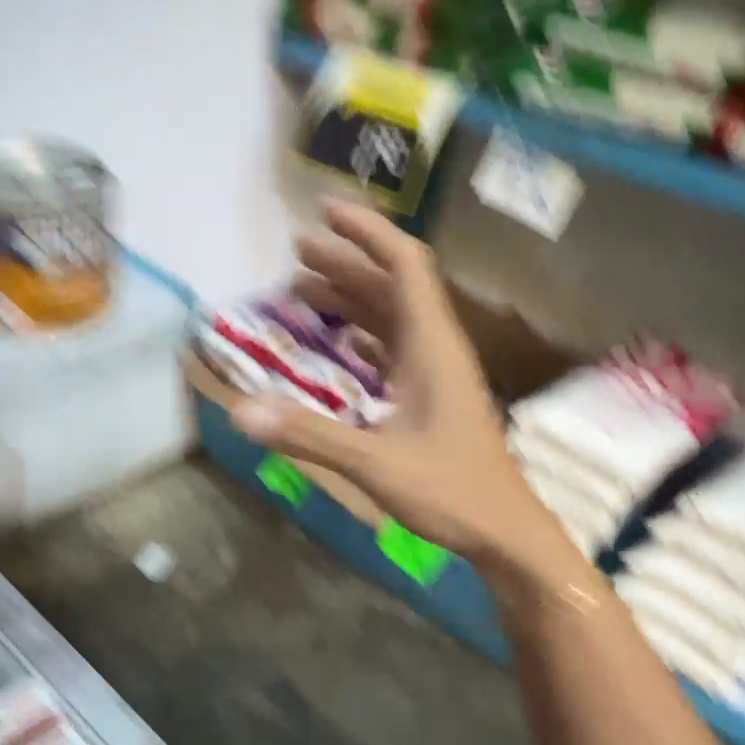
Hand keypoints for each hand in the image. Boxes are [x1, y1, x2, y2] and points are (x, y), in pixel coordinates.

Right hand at [231, 201, 578, 581]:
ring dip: (355, 299)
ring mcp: (439, 376)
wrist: (504, 530)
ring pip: (395, 319)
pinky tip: (347, 345)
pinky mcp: (436, 400)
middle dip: (347, 264)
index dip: (367, 233)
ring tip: (307, 291)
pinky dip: (369, 336)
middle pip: (393, 287)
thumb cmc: (449, 491)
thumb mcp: (374, 463)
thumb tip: (240, 412)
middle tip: (297, 254)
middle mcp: (438, 350)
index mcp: (432, 347)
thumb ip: (309, 435)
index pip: (405, 265)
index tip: (326, 214)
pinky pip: (399, 350)